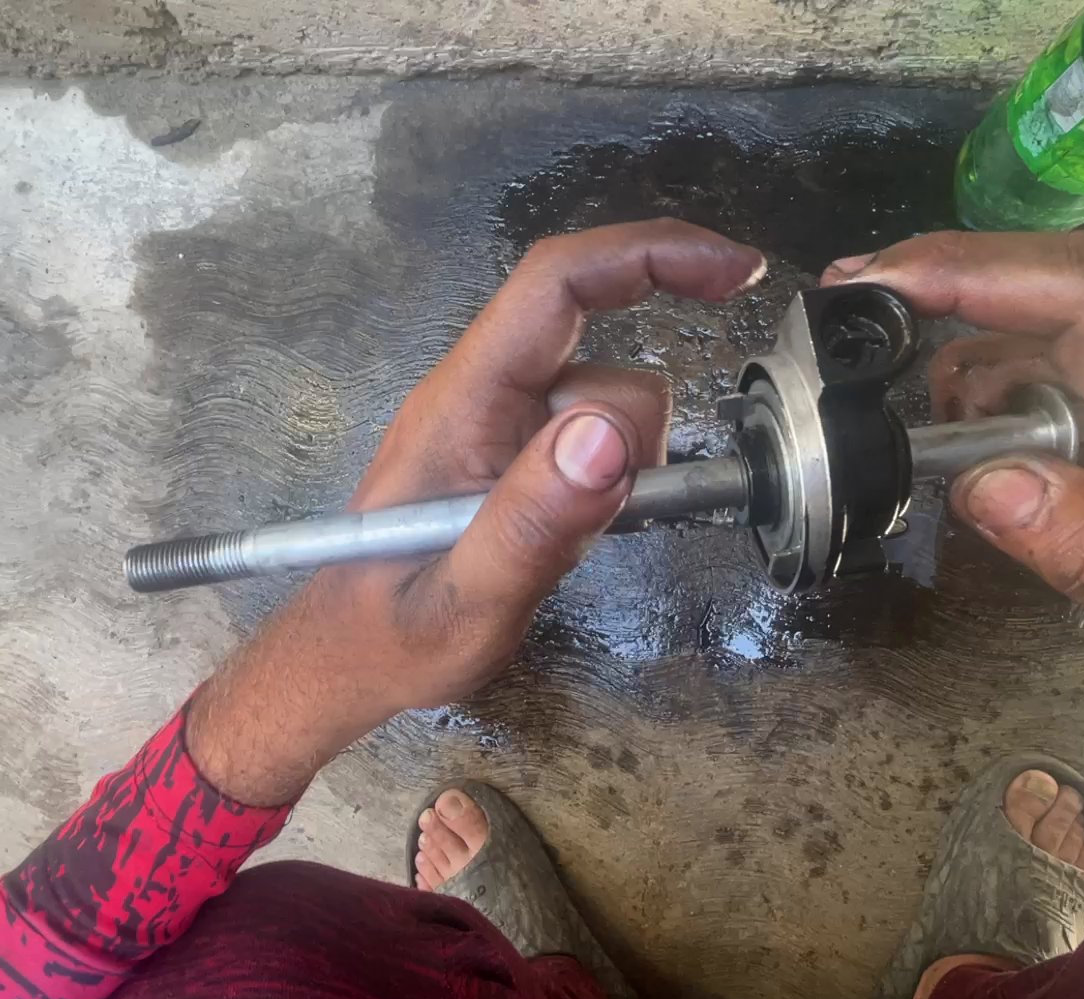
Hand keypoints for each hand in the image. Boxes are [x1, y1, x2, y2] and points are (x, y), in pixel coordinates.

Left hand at [190, 220, 765, 802]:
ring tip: (577, 539)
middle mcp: (480, 396)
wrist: (348, 657)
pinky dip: (610, 480)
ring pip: (603, 402)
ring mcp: (497, 425)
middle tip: (615, 516)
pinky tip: (576, 530)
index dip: (648, 255)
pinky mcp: (512, 455)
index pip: (556, 285)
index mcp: (461, 404)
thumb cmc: (391, 637)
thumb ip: (530, 524)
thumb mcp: (464, 601)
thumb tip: (608, 436)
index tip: (735, 270)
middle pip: (598, 351)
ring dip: (622, 468)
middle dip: (635, 430)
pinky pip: (589, 441)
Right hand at [824, 230, 1083, 730]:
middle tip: (845, 324)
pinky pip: (1072, 361)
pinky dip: (1001, 389)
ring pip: (1055, 326)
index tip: (877, 285)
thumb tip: (986, 485)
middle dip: (942, 287)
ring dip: (968, 363)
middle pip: (1063, 288)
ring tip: (923, 437)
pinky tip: (983, 447)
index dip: (978, 274)